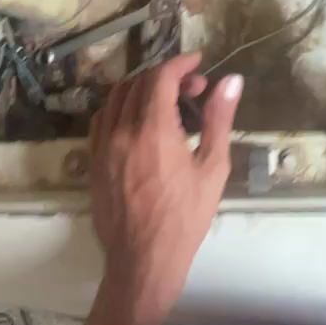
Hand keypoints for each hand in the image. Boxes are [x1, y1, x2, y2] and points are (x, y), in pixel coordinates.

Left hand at [89, 53, 241, 324]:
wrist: (143, 261)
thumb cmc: (186, 217)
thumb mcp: (213, 168)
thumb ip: (219, 119)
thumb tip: (231, 81)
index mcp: (154, 130)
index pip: (161, 77)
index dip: (180, 63)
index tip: (198, 63)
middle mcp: (123, 131)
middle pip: (139, 82)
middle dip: (167, 76)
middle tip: (193, 89)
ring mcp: (103, 146)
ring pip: (117, 97)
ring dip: (142, 88)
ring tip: (166, 101)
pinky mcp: (94, 161)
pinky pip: (102, 119)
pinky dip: (121, 107)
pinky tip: (138, 120)